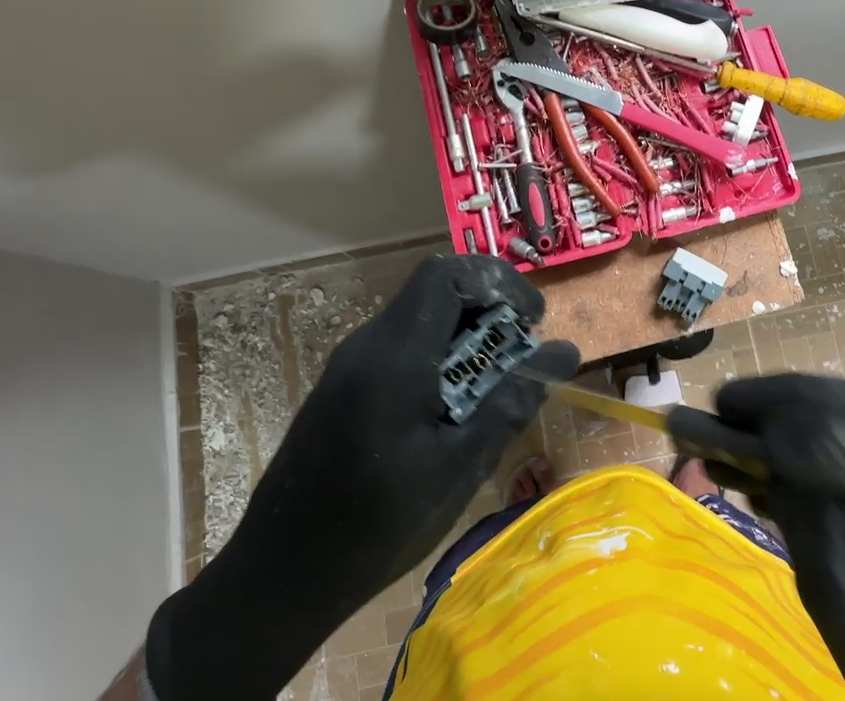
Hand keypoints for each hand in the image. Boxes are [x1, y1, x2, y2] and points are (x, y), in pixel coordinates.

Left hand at [146, 255, 579, 700]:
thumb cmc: (377, 523)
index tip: (533, 320)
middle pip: (435, 291)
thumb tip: (562, 354)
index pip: (447, 274)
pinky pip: (400, 347)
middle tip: (522, 355)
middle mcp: (368, 345)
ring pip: (418, 320)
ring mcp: (350, 364)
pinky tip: (453, 408)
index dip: (499, 281)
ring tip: (496, 386)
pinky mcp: (343, 387)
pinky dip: (439, 357)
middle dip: (489, 310)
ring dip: (465, 336)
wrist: (282, 571)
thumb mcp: (458, 467)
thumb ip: (509, 403)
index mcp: (395, 356)